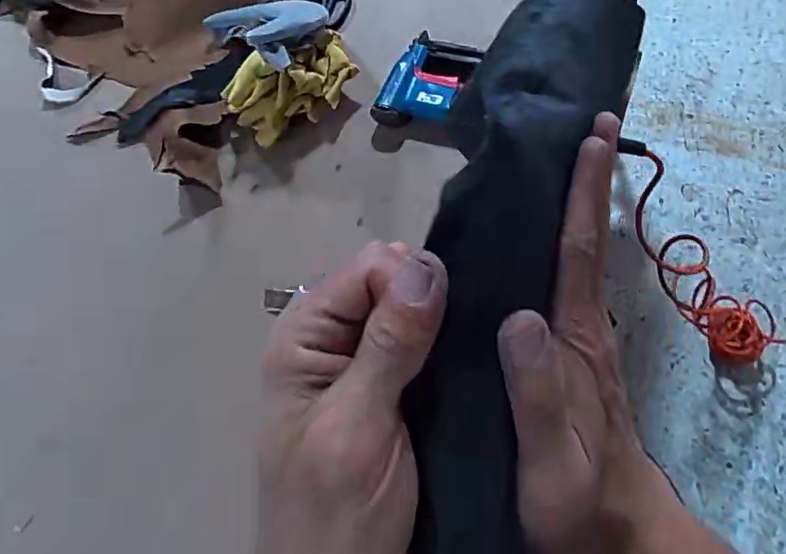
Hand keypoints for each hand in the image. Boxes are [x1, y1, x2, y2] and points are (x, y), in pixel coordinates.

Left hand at [258, 241, 447, 553]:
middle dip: (434, 293)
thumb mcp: (357, 430)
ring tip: (480, 335)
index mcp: (306, 337)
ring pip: (422, 303)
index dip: (409, 280)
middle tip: (464, 332)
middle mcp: (337, 336)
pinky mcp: (405, 379)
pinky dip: (458, 335)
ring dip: (451, 314)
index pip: (369, 266)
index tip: (441, 318)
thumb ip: (388, 347)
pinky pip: (437, 334)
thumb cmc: (335, 519)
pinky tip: (477, 347)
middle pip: (397, 276)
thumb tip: (424, 265)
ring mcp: (371, 359)